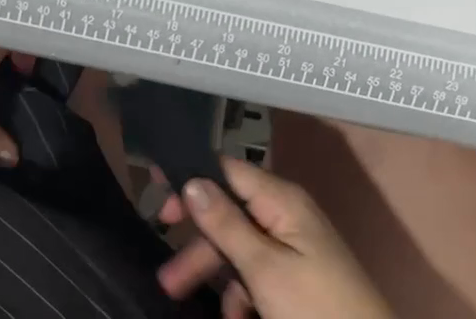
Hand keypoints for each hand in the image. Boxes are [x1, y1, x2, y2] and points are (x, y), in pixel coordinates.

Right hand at [158, 158, 392, 318]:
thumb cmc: (317, 308)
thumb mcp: (264, 268)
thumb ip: (226, 224)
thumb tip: (192, 181)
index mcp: (281, 201)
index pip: (227, 171)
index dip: (192, 182)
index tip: (158, 203)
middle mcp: (286, 216)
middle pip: (229, 217)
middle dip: (200, 250)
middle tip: (168, 280)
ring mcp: (294, 248)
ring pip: (241, 252)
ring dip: (223, 283)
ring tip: (214, 315)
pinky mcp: (298, 279)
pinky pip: (259, 277)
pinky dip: (246, 298)